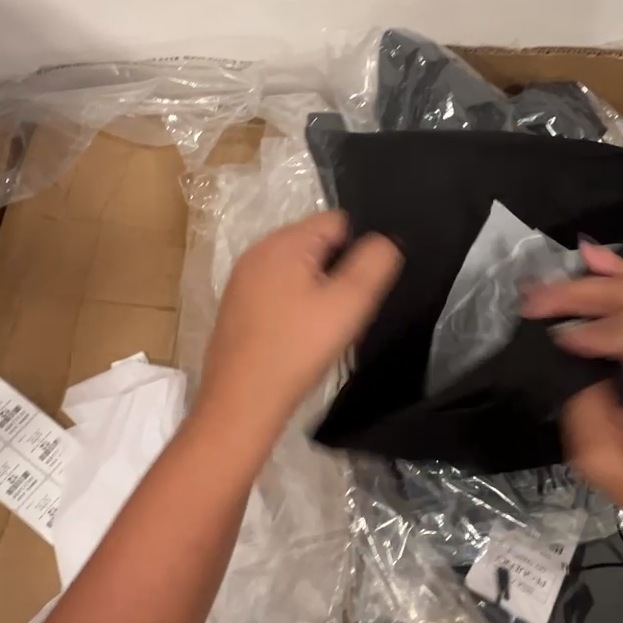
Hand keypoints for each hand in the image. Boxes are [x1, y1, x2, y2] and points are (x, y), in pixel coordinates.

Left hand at [198, 211, 400, 435]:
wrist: (242, 401)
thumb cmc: (298, 348)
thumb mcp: (350, 303)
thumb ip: (375, 263)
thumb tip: (386, 240)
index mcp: (284, 242)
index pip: (337, 221)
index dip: (359, 248)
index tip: (363, 286)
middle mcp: (258, 251)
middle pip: (316, 243)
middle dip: (338, 269)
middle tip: (347, 309)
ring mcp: (243, 279)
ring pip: (298, 269)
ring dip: (318, 290)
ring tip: (326, 326)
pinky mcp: (236, 305)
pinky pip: (278, 290)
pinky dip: (295, 306)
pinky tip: (301, 337)